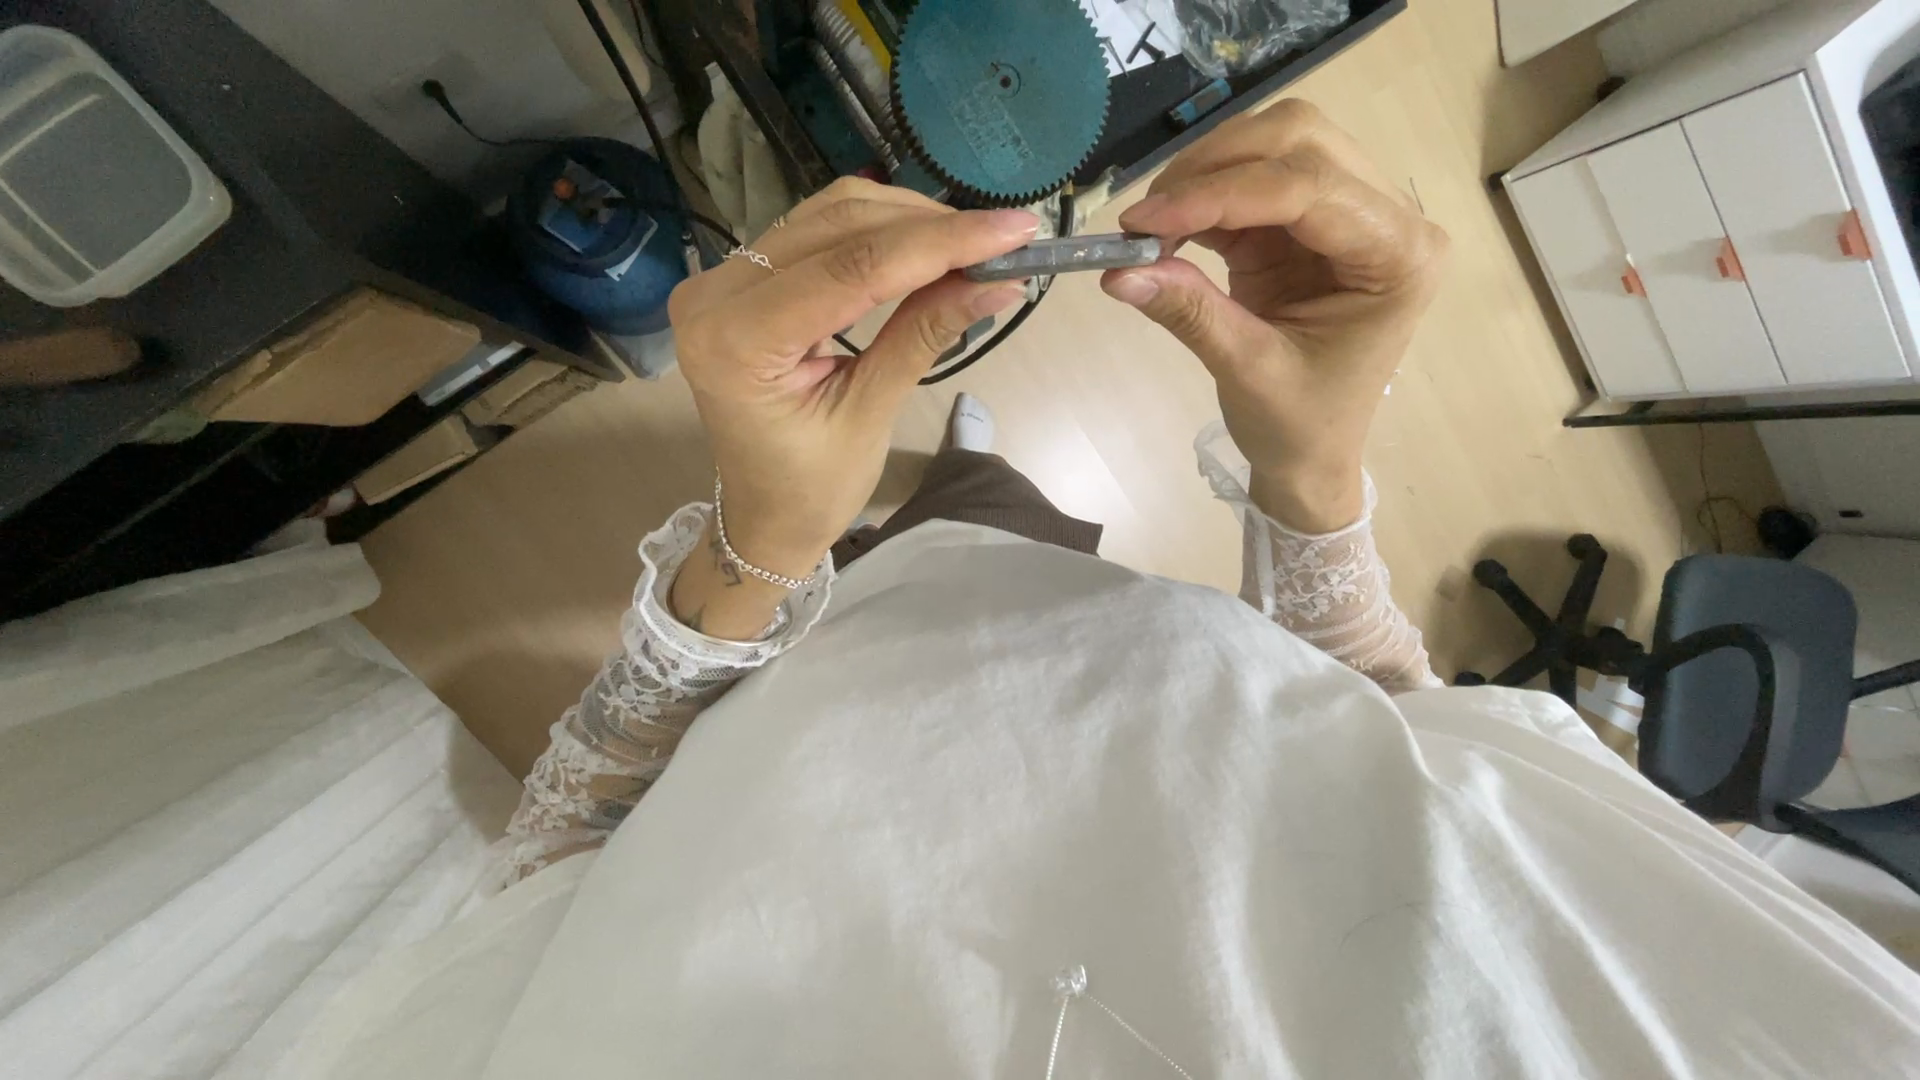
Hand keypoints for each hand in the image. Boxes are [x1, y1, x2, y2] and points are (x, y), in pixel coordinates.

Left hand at [666, 178, 1036, 636]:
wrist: (764, 514)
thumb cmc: (812, 488)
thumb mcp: (870, 415)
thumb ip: (924, 335)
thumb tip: (999, 281)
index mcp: (737, 343)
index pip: (851, 269)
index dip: (939, 244)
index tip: (1014, 230)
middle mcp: (716, 294)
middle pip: (837, 227)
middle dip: (929, 226)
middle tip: (1006, 238)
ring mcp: (722, 280)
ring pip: (829, 216)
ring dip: (907, 221)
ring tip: (974, 242)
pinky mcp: (741, 279)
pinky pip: (816, 233)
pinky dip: (878, 233)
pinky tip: (926, 245)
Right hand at [1100, 100, 1447, 531]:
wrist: (1311, 454)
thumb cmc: (1299, 425)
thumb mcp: (1246, 370)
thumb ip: (1190, 313)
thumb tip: (1117, 271)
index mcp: (1398, 255)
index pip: (1308, 189)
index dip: (1219, 194)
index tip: (1142, 222)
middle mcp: (1386, 218)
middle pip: (1299, 142)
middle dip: (1213, 168)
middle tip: (1144, 219)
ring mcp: (1346, 216)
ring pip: (1276, 148)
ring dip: (1205, 175)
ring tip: (1150, 225)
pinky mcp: (1305, 227)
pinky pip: (1251, 186)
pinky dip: (1203, 200)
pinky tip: (1166, 229)